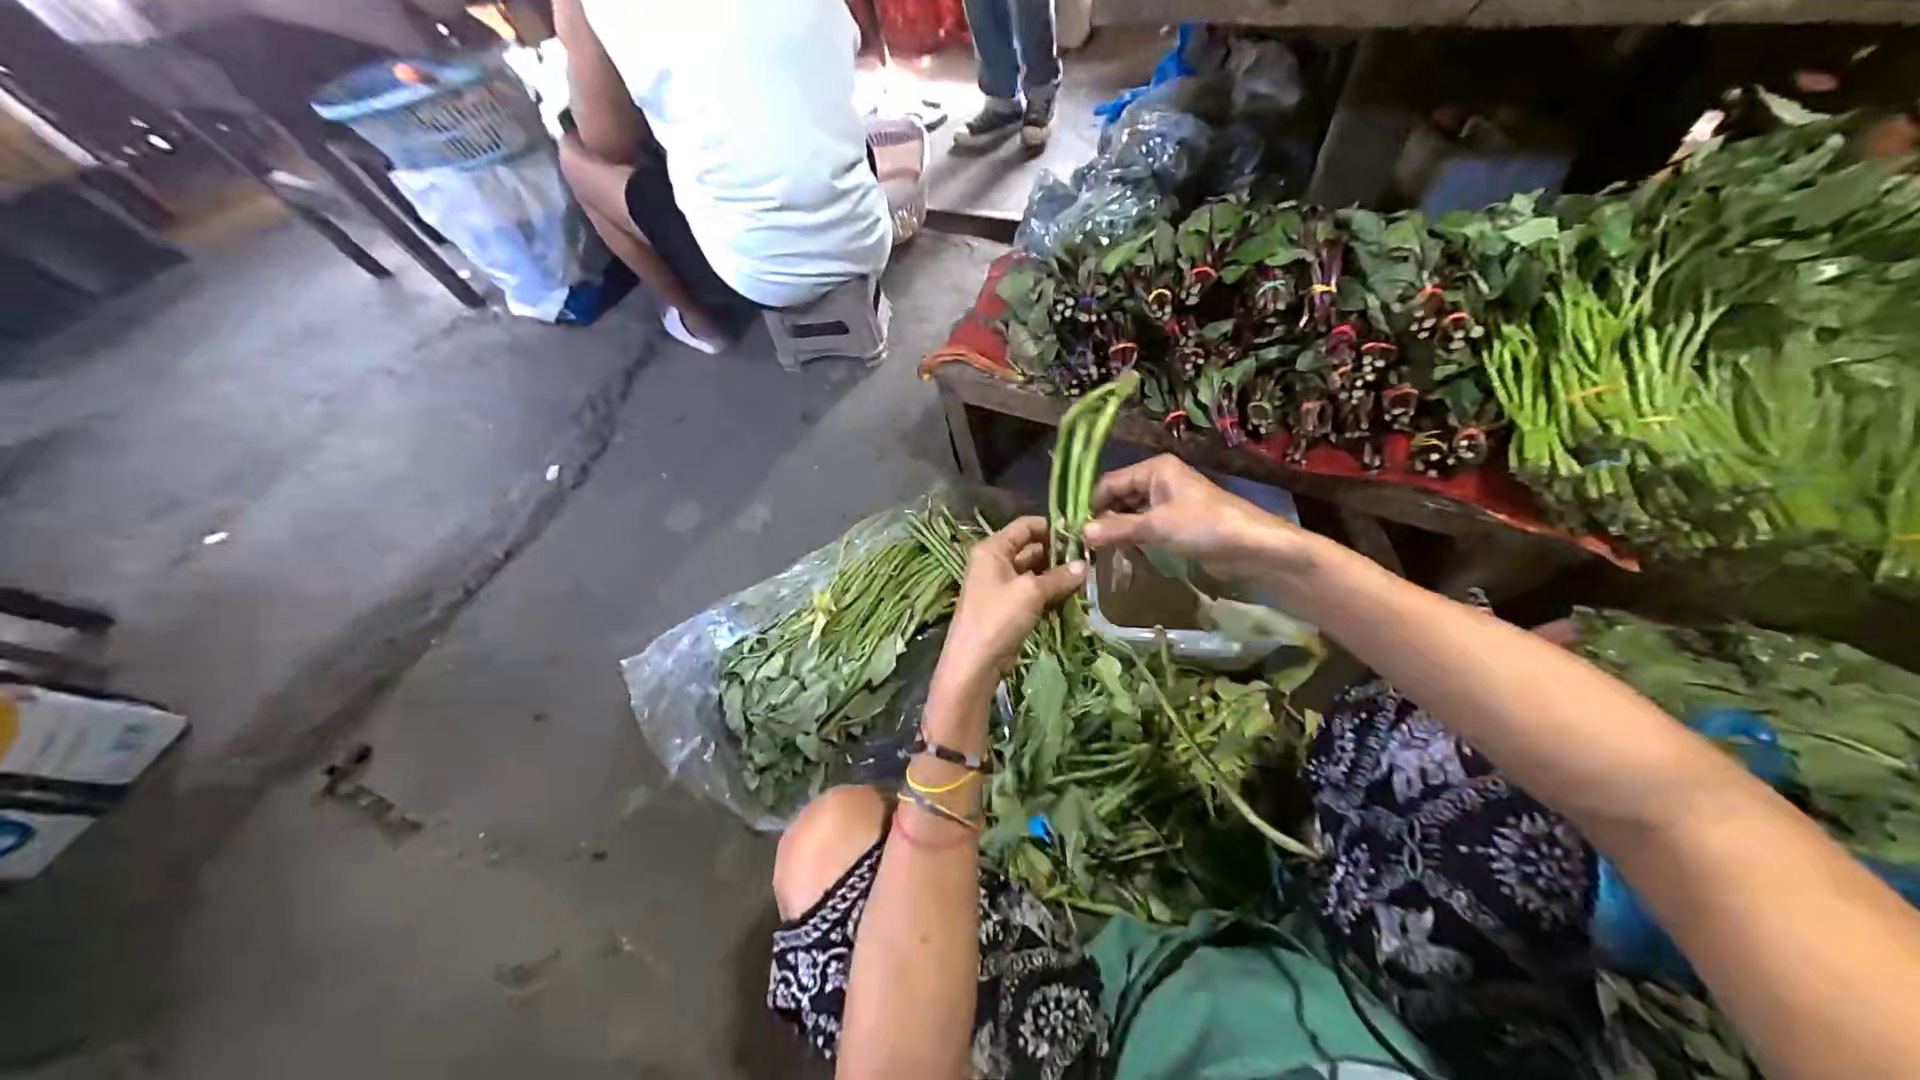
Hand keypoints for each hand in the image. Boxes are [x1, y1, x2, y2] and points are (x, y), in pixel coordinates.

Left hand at [933, 516, 1084, 700]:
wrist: (974, 663)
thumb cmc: (998, 618)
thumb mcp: (1031, 592)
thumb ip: (1059, 576)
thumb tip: (1084, 565)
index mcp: (992, 549)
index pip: (1025, 526)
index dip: (1052, 527)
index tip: (1080, 534)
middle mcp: (994, 562)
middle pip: (1030, 548)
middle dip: (1058, 553)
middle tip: (1090, 558)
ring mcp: (1000, 585)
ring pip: (1033, 572)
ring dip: (1056, 575)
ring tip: (1086, 576)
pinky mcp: (1007, 606)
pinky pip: (1032, 592)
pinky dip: (1049, 592)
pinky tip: (1072, 595)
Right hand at [1082, 455, 1316, 581]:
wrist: (1253, 547)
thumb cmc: (1204, 526)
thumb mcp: (1156, 526)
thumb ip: (1116, 529)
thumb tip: (1080, 534)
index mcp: (1154, 469)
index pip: (1109, 482)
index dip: (1091, 505)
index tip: (1073, 530)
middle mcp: (1159, 480)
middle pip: (1118, 497)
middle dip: (1102, 519)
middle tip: (1082, 545)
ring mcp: (1168, 502)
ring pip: (1130, 514)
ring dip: (1115, 532)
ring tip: (1096, 553)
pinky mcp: (1176, 524)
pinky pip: (1144, 527)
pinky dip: (1131, 539)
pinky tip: (1119, 554)